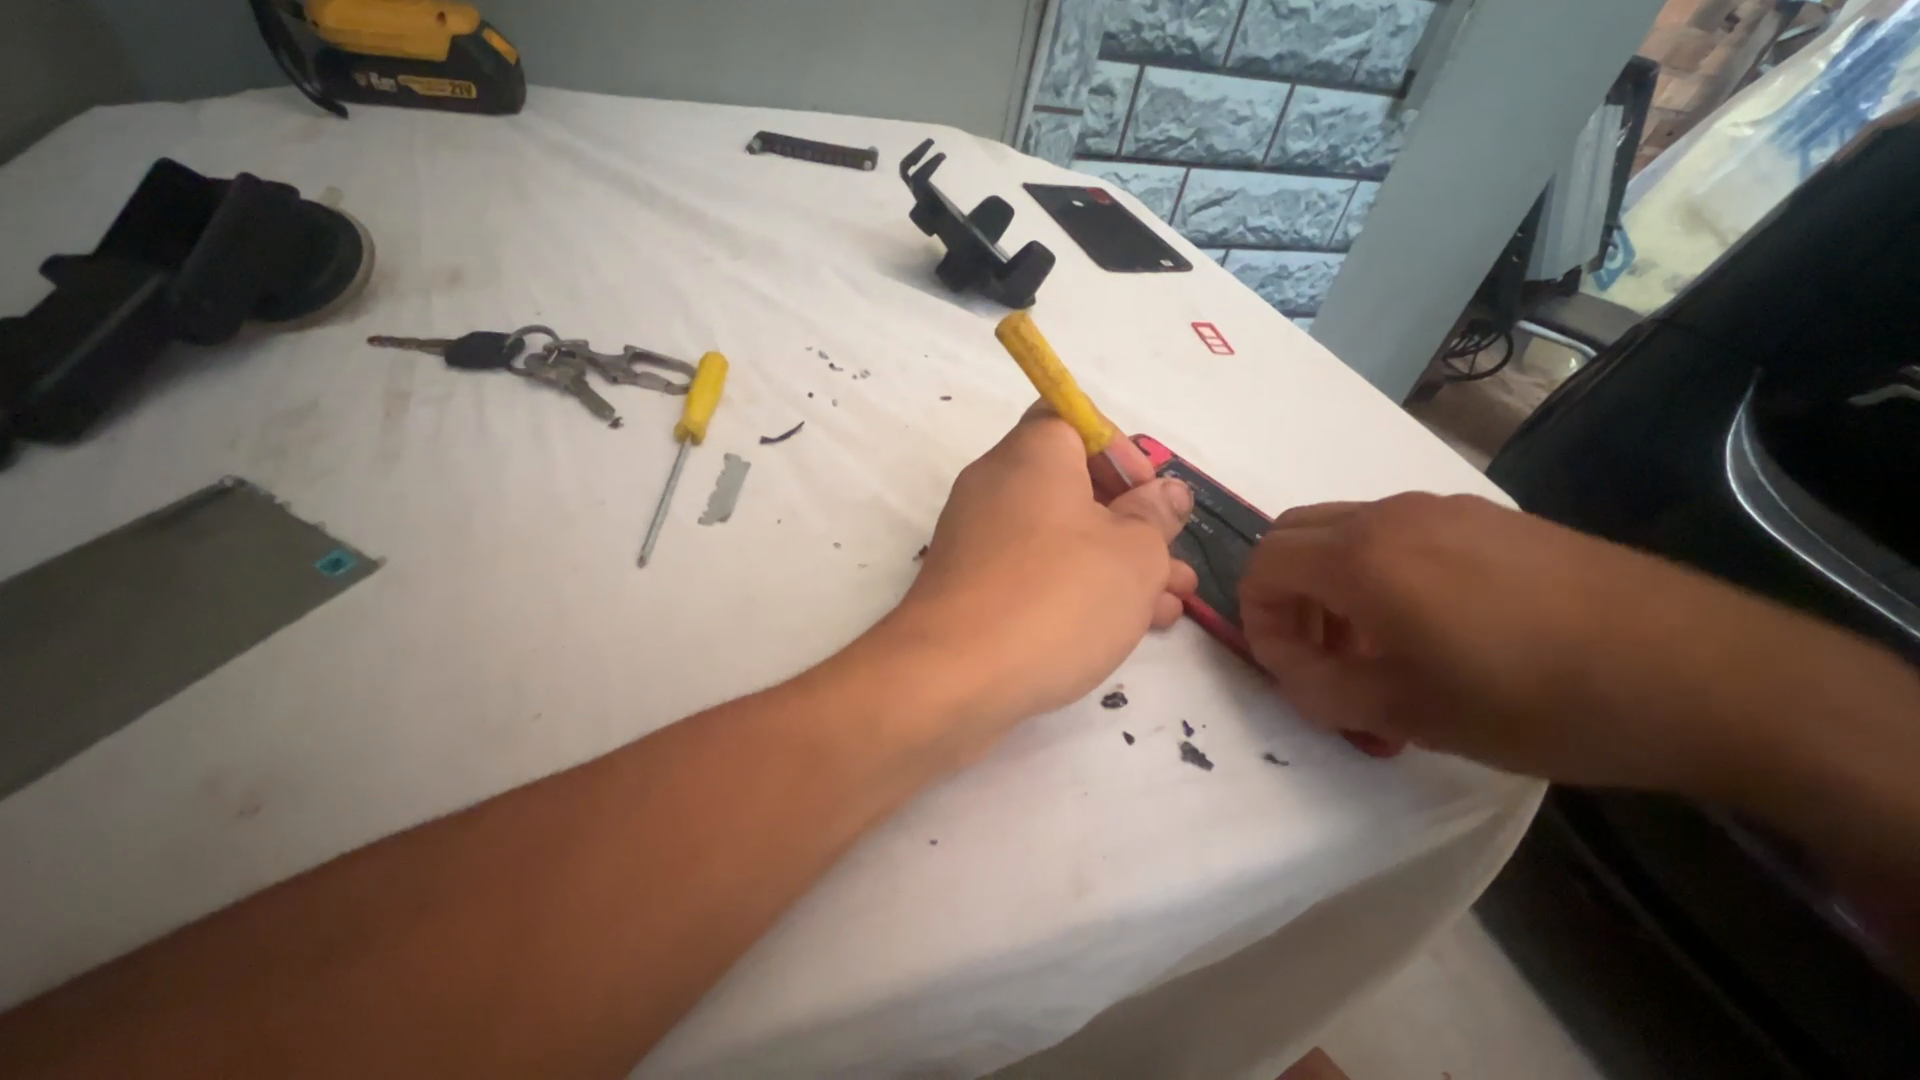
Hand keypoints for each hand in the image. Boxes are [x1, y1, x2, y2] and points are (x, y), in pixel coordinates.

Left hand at [870, 408, 1195, 758]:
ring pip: (1060, 538)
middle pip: (1073, 486)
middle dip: (1133, 524)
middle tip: (1174, 563)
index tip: (1152, 495)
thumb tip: (1166, 492)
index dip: (1120, 451)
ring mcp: (977, 540)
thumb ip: (1156, 517)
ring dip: (1116, 565)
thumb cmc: (1055, 598)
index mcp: (1032, 455)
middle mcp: (996, 486)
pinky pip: (1034, 574)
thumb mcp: (1133, 555)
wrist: (951, 679)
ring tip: (1169, 607)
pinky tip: (1122, 629)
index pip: (1072, 419)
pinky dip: (1077, 591)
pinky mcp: (970, 589)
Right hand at [1236, 493, 1912, 793]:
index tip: (1290, 669)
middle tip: (1319, 652)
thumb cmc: (1534, 701)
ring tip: (1376, 646)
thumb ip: (1322, 689)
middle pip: (1296, 532)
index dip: (1257, 618)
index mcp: (1363, 558)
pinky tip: (1436, 627)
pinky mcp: (1495, 519)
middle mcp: (1394, 515)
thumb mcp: (1408, 713)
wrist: (1697, 672)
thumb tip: (1293, 668)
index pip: (1264, 563)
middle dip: (1286, 592)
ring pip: (1350, 529)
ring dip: (1334, 581)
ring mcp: (1449, 508)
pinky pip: (1404, 532)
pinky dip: (1383, 570)